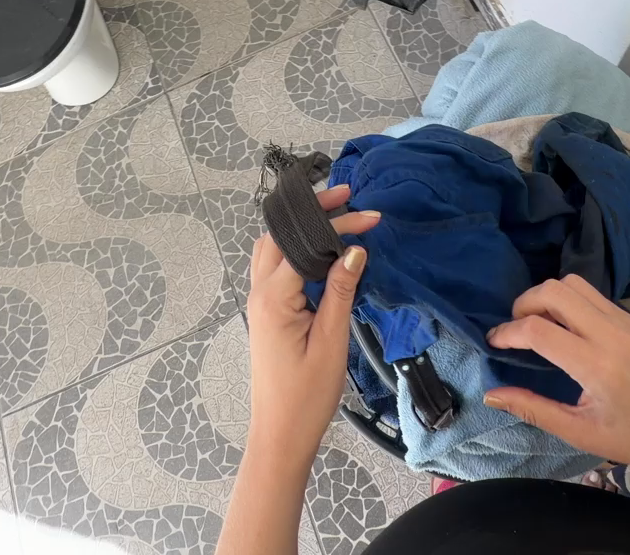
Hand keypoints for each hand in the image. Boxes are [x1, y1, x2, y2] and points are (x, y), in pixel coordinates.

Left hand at [245, 184, 379, 458]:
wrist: (280, 434)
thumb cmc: (307, 395)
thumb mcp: (332, 341)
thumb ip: (341, 291)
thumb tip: (354, 248)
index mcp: (273, 295)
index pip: (305, 242)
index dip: (338, 224)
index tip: (371, 217)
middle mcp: (259, 290)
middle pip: (281, 233)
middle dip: (313, 211)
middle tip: (346, 196)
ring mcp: (258, 299)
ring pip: (272, 245)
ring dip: (300, 225)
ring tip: (333, 211)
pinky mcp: (264, 308)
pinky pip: (274, 263)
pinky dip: (294, 245)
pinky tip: (317, 247)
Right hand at [482, 274, 629, 478]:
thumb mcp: (583, 434)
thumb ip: (534, 409)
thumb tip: (491, 394)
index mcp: (598, 366)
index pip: (538, 329)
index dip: (507, 332)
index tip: (494, 342)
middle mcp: (611, 333)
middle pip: (553, 291)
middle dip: (524, 304)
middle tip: (516, 330)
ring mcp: (626, 321)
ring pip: (572, 283)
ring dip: (547, 297)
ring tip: (540, 325)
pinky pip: (592, 295)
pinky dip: (569, 301)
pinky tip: (568, 329)